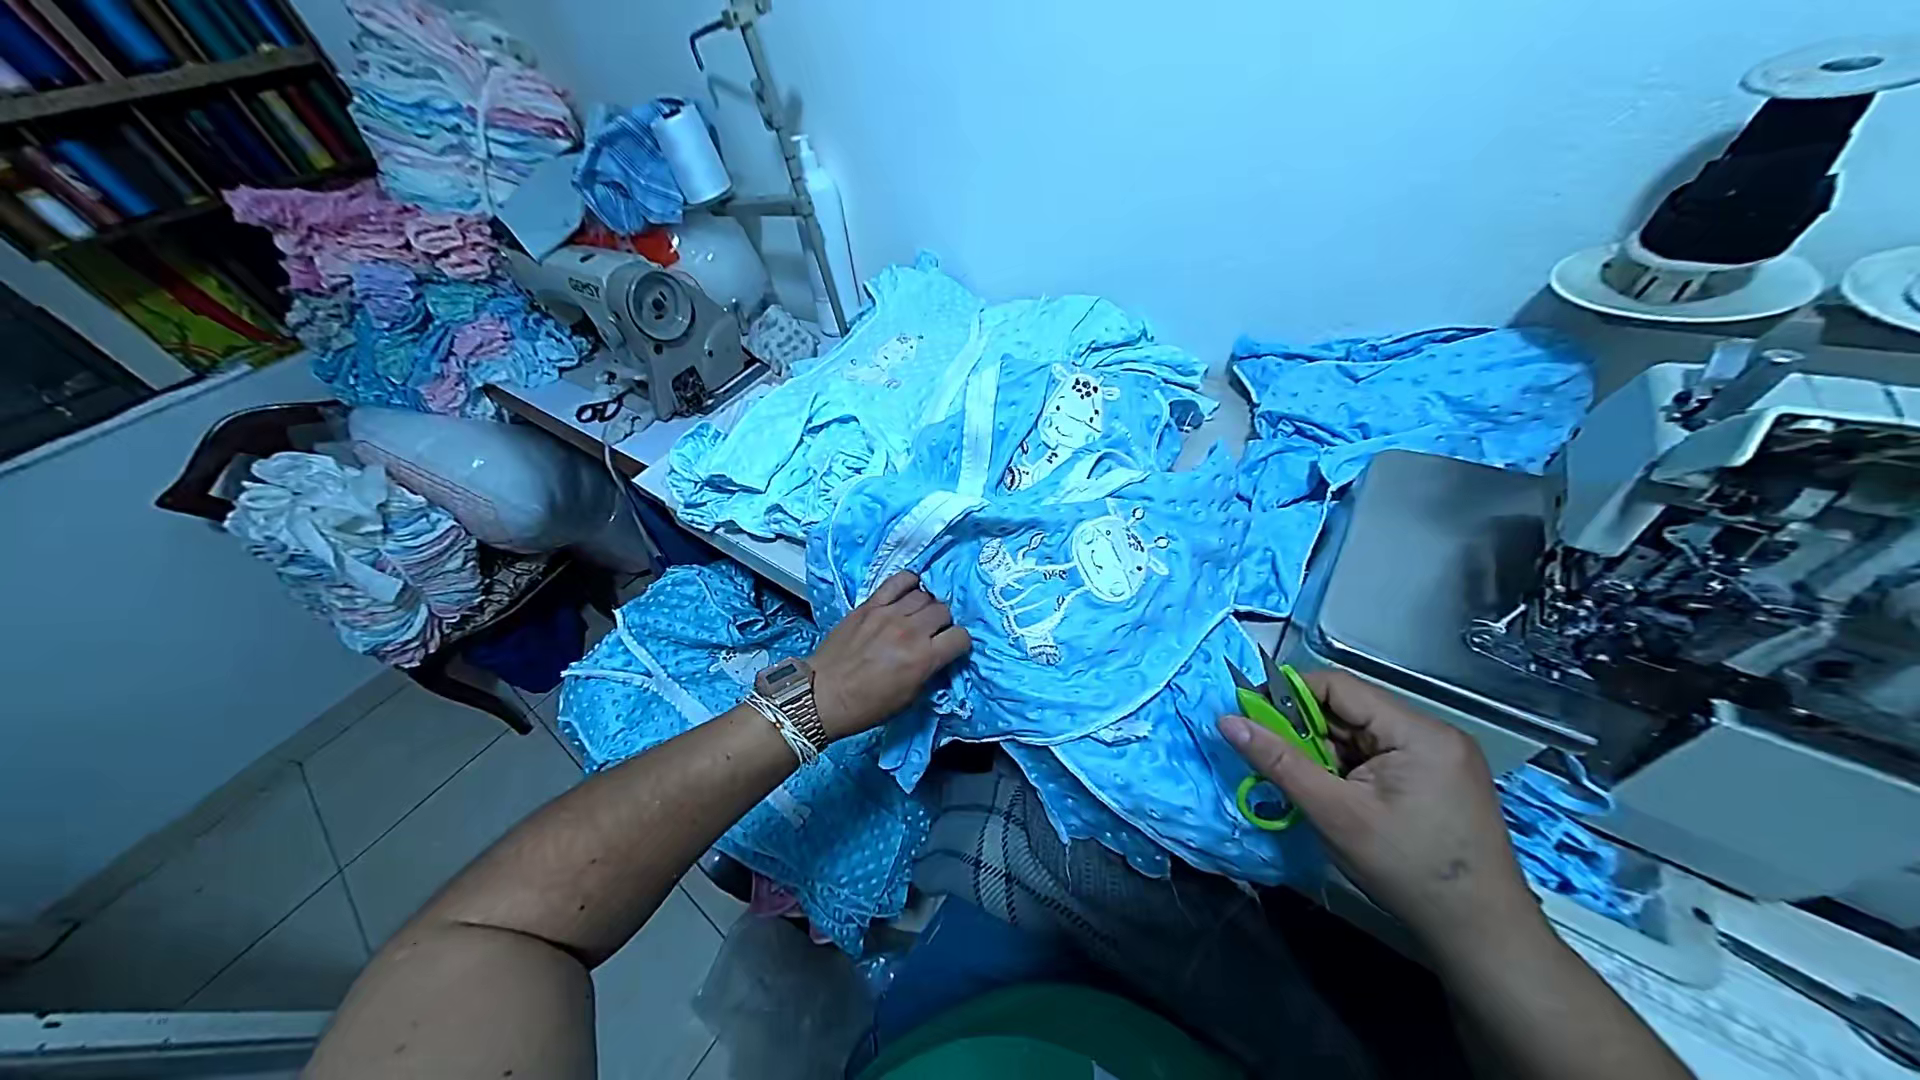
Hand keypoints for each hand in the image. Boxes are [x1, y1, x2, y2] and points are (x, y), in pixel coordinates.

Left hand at [808, 572, 971, 738]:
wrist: (822, 695)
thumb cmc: (867, 705)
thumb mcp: (910, 697)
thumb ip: (930, 670)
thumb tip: (939, 654)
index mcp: (923, 658)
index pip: (961, 636)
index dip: (959, 643)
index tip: (951, 648)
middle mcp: (910, 631)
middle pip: (943, 611)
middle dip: (943, 623)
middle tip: (932, 633)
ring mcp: (888, 613)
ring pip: (924, 594)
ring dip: (926, 605)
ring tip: (918, 616)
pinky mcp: (870, 604)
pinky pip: (898, 580)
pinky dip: (909, 583)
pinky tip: (908, 592)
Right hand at [1218, 671, 1538, 949]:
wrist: (1481, 935)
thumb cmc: (1406, 869)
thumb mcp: (1333, 813)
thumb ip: (1278, 761)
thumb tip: (1226, 720)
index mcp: (1418, 732)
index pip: (1339, 687)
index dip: (1290, 696)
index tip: (1253, 719)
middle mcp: (1433, 732)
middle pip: (1349, 710)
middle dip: (1307, 732)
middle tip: (1277, 762)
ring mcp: (1439, 755)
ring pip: (1360, 734)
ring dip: (1326, 753)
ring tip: (1311, 788)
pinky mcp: (1438, 776)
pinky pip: (1377, 754)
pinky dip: (1348, 768)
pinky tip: (1339, 797)